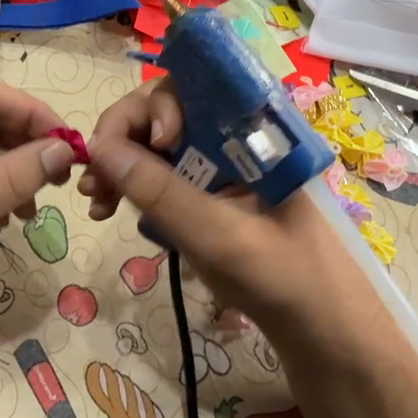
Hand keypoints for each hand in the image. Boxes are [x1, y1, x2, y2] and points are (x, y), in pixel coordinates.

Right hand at [77, 79, 371, 329]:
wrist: (323, 331)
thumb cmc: (284, 279)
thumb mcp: (217, 235)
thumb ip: (158, 191)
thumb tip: (97, 148)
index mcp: (252, 130)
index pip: (190, 87)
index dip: (154, 106)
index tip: (149, 146)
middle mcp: (231, 137)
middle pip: (160, 112)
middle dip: (121, 139)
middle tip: (94, 180)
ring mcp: (217, 167)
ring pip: (152, 145)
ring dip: (117, 166)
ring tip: (96, 202)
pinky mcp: (205, 194)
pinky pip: (157, 176)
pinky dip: (129, 188)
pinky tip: (109, 211)